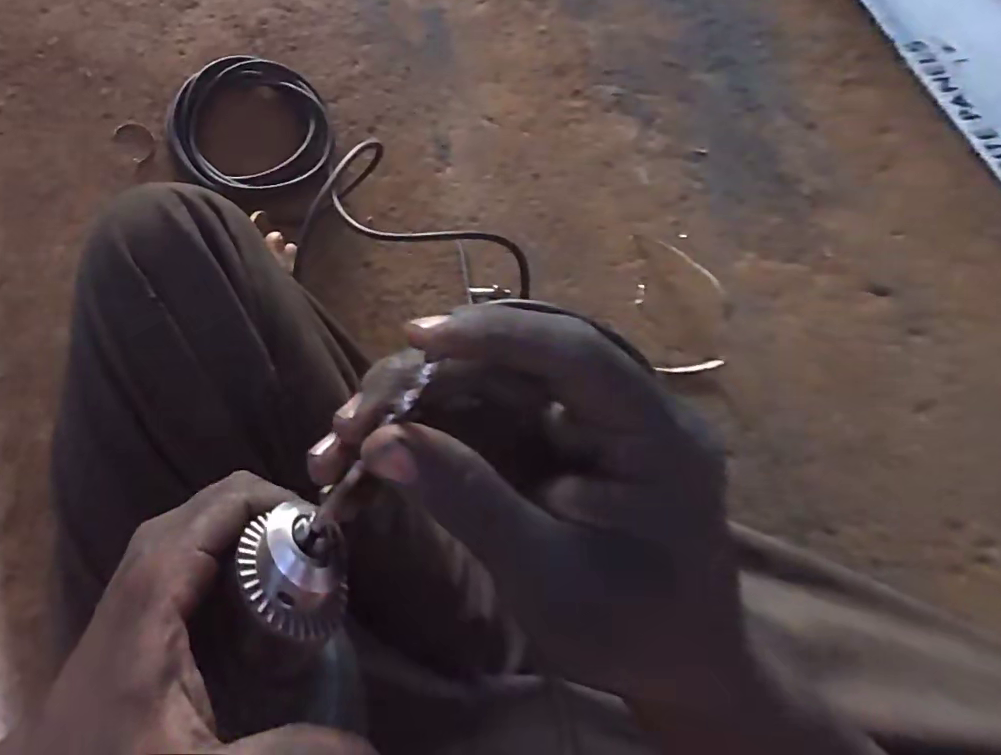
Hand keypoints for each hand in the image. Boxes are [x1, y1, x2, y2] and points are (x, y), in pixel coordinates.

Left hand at [0, 472, 374, 754]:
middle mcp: (142, 566)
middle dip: (267, 512)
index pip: (222, 503)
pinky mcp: (135, 604)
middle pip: (212, 503)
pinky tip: (253, 590)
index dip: (276, 500)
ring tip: (295, 565)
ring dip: (247, 528)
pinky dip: (227, 549)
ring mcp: (135, 581)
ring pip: (198, 523)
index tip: (323, 531)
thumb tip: (368, 746)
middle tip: (316, 552)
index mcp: (155, 588)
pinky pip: (187, 549)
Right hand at [312, 305, 742, 709]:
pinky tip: (361, 464)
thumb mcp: (550, 580)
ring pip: (467, 380)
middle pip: (498, 362)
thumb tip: (381, 443)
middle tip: (349, 427)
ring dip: (398, 409)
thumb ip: (470, 502)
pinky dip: (408, 433)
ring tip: (336, 450)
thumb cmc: (630, 633)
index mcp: (651, 432)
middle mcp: (603, 405)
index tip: (415, 338)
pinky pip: (460, 412)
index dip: (493, 333)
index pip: (572, 351)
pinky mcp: (528, 431)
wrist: (664, 666)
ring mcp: (561, 415)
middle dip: (414, 386)